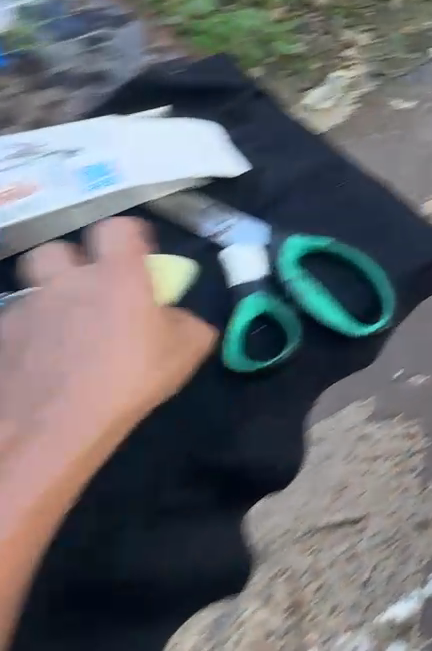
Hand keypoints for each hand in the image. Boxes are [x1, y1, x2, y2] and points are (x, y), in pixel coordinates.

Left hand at [1, 218, 216, 444]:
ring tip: (69, 330)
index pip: (117, 228)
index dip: (128, 235)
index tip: (140, 255)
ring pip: (33, 290)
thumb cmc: (132, 377)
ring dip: (52, 301)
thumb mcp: (190, 345)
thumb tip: (168, 314)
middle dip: (72, 261)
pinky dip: (32, 335)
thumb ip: (183, 316)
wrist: (52, 428)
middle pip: (55, 250)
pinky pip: (17, 325)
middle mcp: (67, 284)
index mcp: (118, 276)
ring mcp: (23, 311)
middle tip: (92, 285)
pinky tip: (46, 360)